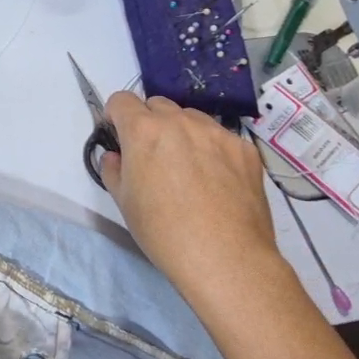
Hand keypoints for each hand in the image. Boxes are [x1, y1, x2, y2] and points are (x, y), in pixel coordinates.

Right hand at [99, 92, 279, 290]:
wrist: (225, 258)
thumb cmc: (163, 231)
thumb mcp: (123, 202)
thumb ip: (113, 169)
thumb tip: (117, 157)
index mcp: (143, 130)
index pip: (121, 100)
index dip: (116, 116)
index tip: (119, 136)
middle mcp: (180, 122)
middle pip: (157, 105)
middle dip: (149, 122)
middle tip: (153, 156)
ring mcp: (217, 133)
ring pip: (192, 118)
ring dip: (182, 132)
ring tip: (188, 168)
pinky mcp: (245, 150)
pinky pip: (220, 138)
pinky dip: (212, 149)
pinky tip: (217, 181)